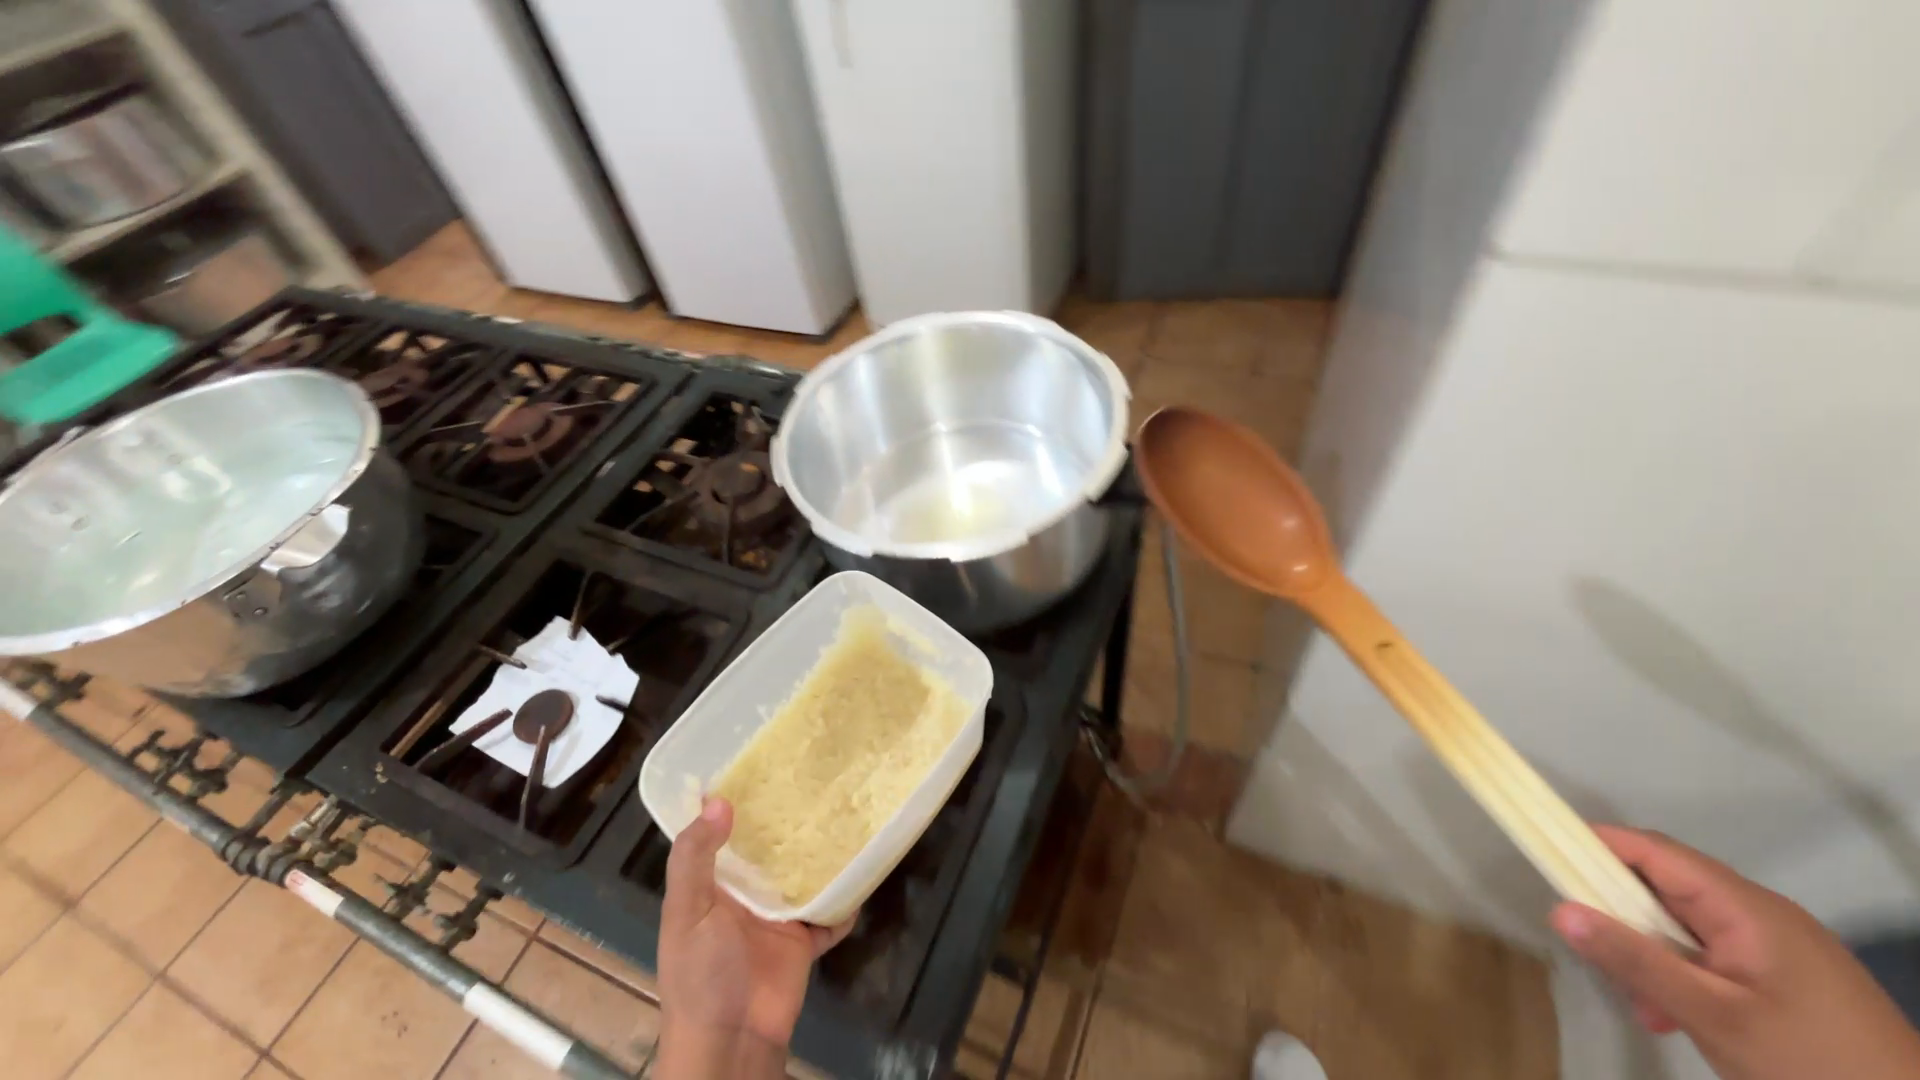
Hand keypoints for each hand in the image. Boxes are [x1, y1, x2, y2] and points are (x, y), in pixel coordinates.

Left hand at [655, 797, 855, 1078]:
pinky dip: (844, 899)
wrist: (731, 1041)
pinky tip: (864, 869)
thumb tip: (719, 800)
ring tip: (846, 811)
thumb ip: (696, 858)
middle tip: (817, 777)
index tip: (757, 760)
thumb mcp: (688, 912)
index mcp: (711, 884)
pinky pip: (830, 913)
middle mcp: (744, 894)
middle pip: (768, 849)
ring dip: (819, 853)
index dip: (733, 801)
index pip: (720, 834)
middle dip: (787, 821)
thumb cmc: (701, 974)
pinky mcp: (804, 940)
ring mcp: (776, 917)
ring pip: (802, 874)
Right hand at [1552, 825, 1919, 1079]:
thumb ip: (1635, 961)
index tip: (1546, 852)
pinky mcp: (1783, 975)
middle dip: (1618, 912)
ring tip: (1644, 1004)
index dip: (1597, 843)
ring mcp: (1776, 945)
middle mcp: (1760, 913)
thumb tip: (1558, 910)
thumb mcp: (1714, 1017)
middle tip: (1591, 949)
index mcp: (1747, 908)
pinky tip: (1674, 1015)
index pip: (1655, 851)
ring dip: (1648, 951)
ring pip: (1683, 924)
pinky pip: (1709, 952)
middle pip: (1664, 886)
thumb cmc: (1813, 1062)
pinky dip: (1679, 972)